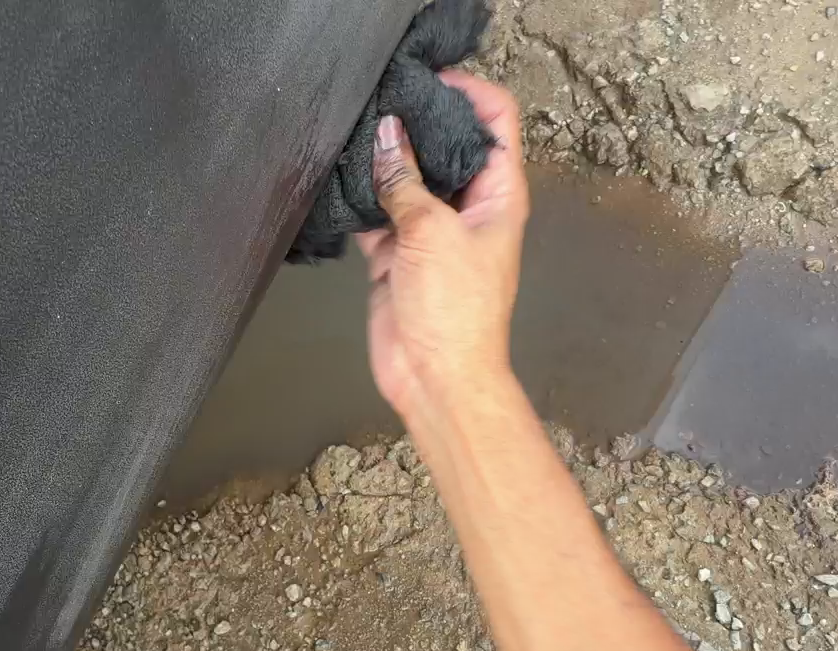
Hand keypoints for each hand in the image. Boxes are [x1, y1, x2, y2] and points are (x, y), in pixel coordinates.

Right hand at [356, 73, 528, 419]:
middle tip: (380, 107)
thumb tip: (388, 136)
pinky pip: (378, 220)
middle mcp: (466, 211)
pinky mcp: (399, 260)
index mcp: (497, 197)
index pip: (495, 124)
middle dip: (415, 127)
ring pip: (406, 184)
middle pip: (445, 150)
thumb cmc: (455, 312)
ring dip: (383, 166)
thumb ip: (405, 181)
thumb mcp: (431, 232)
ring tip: (355, 140)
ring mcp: (430, 236)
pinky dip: (361, 205)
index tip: (427, 85)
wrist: (435, 377)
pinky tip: (340, 185)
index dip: (468, 95)